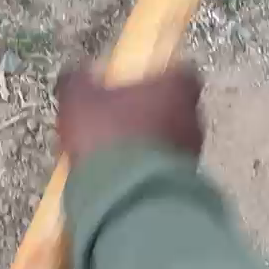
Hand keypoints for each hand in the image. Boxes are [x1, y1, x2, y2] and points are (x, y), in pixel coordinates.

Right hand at [55, 64, 204, 167]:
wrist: (128, 195)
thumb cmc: (108, 139)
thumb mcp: (79, 102)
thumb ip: (78, 81)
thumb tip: (74, 76)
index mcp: (176, 87)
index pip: (177, 72)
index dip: (156, 76)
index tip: (134, 83)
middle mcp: (193, 117)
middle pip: (174, 107)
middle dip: (148, 113)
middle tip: (118, 121)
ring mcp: (193, 151)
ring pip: (171, 139)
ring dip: (148, 143)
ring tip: (115, 154)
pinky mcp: (187, 180)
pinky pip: (165, 167)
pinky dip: (148, 168)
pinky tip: (121, 176)